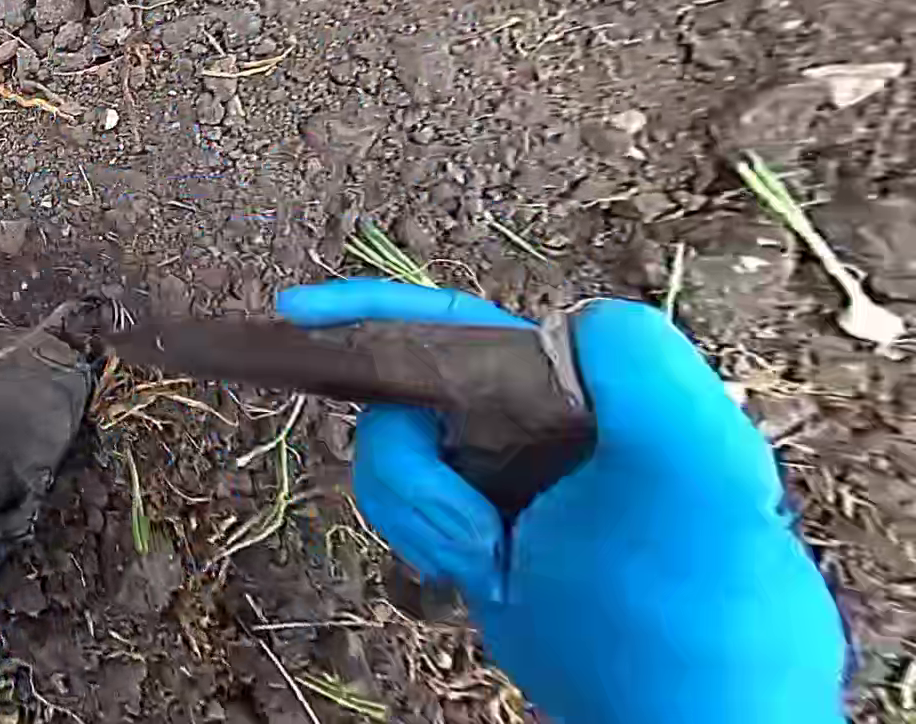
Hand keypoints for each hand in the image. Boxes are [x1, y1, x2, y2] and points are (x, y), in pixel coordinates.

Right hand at [276, 279, 844, 723]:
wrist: (654, 723)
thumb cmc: (682, 611)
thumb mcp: (694, 494)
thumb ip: (653, 387)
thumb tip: (584, 312)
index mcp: (573, 387)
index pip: (451, 321)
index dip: (372, 309)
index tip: (297, 314)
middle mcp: (520, 410)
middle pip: (399, 387)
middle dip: (405, 455)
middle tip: (452, 520)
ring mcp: (480, 459)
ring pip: (383, 441)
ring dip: (411, 503)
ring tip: (480, 560)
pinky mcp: (452, 502)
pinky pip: (384, 487)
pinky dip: (406, 524)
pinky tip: (464, 571)